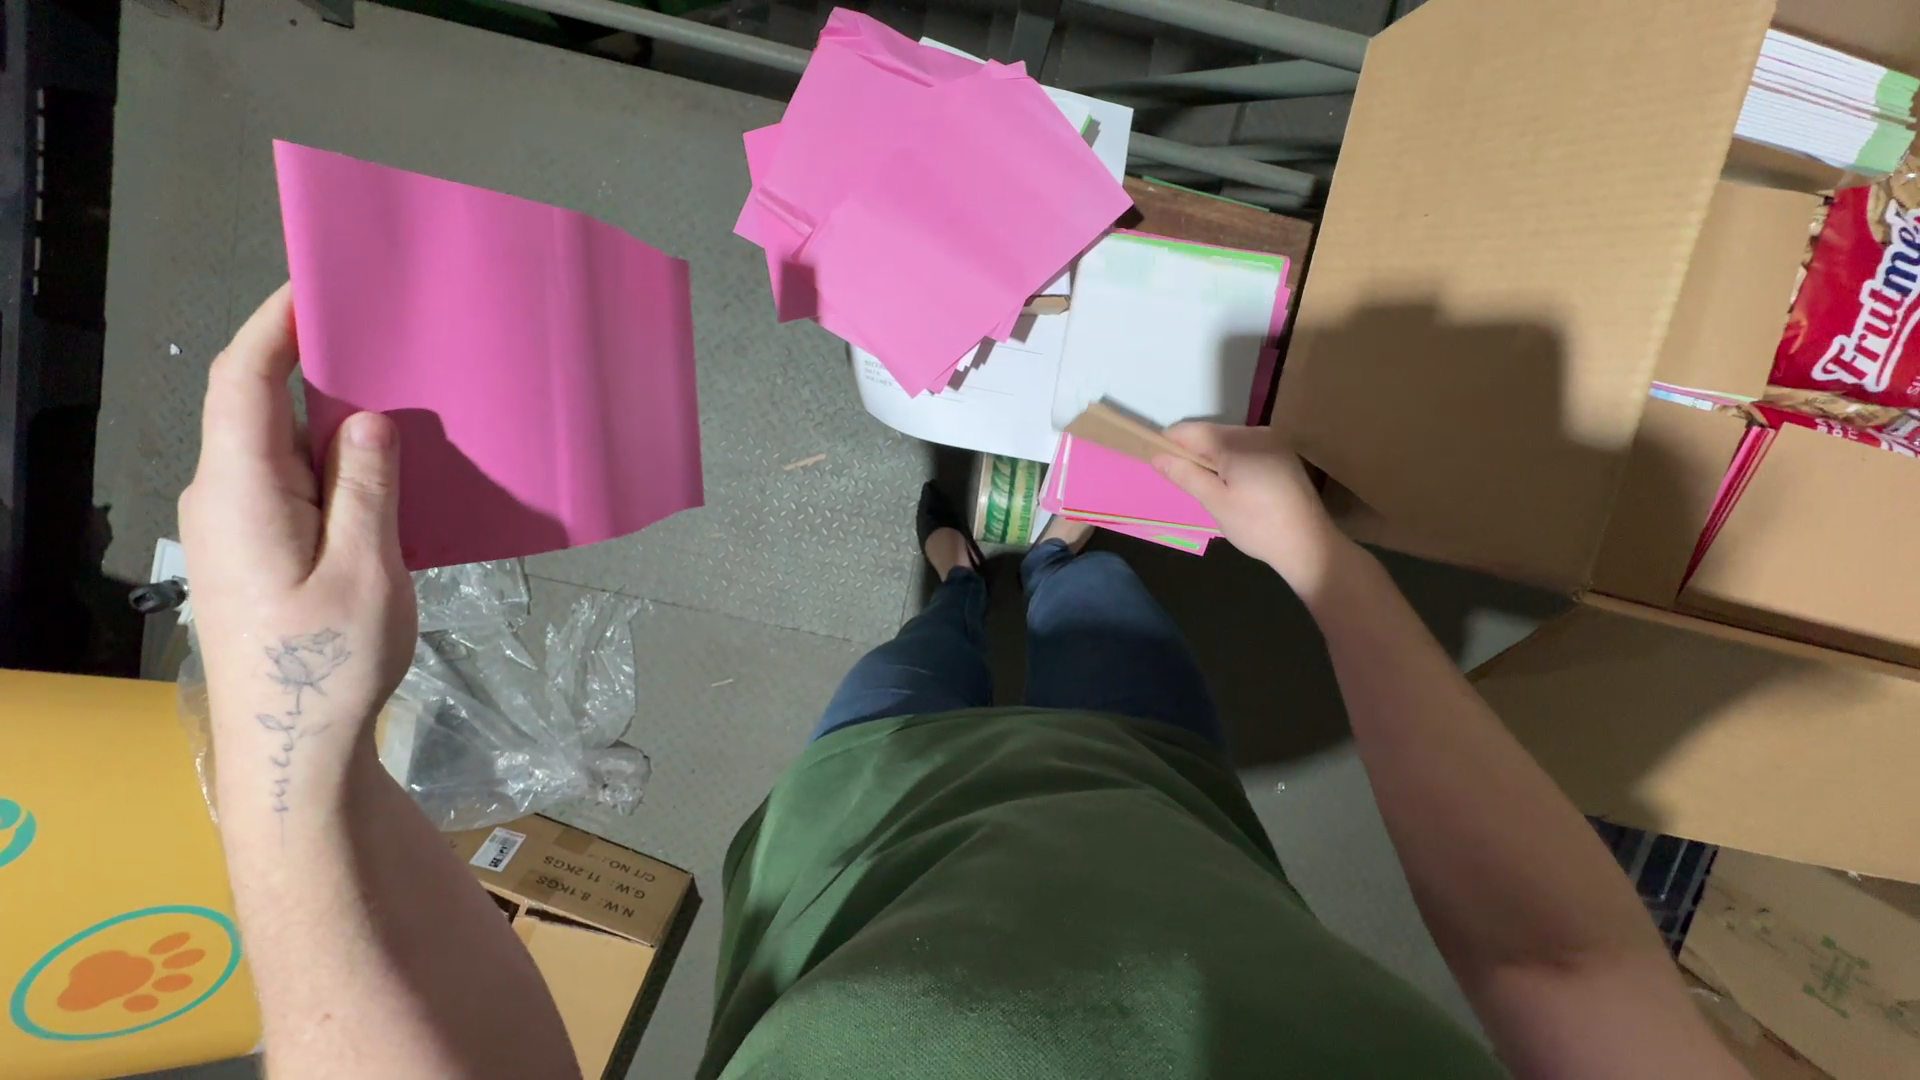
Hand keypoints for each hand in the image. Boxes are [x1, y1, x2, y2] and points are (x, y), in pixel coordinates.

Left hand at [178, 285, 414, 789]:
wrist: (291, 742)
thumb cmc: (330, 659)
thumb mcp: (366, 570)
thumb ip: (367, 489)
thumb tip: (368, 420)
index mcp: (243, 491)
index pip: (245, 381)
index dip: (276, 326)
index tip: (318, 287)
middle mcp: (224, 497)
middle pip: (257, 407)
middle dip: (313, 364)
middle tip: (386, 342)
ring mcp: (237, 526)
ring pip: (278, 446)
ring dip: (331, 417)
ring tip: (399, 398)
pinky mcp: (258, 550)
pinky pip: (292, 482)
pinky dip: (334, 460)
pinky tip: (382, 467)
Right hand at [1153, 423, 1352, 597]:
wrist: (1309, 544)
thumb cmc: (1257, 525)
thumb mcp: (1214, 502)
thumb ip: (1185, 474)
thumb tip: (1157, 456)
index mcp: (1237, 442)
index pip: (1190, 431)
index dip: (1169, 444)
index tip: (1161, 465)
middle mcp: (1257, 433)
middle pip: (1211, 434)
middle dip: (1194, 454)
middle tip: (1191, 487)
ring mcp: (1274, 442)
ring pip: (1229, 442)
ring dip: (1214, 460)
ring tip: (1215, 492)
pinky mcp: (1283, 455)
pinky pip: (1247, 450)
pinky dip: (1234, 463)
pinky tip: (1238, 489)